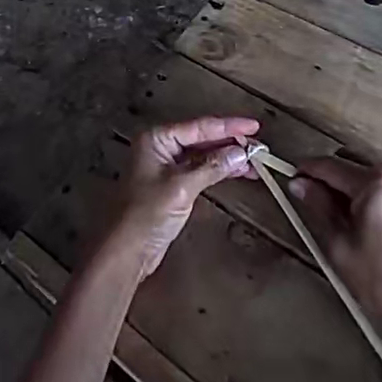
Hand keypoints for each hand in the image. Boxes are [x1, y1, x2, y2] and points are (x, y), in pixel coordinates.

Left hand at [109, 116, 258, 279]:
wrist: (123, 254)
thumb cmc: (146, 215)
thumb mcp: (182, 187)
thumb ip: (213, 166)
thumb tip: (243, 153)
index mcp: (158, 139)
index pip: (201, 126)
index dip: (230, 126)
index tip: (255, 127)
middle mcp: (162, 147)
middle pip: (204, 138)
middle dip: (231, 142)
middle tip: (258, 145)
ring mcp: (167, 166)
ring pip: (205, 154)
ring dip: (229, 157)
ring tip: (255, 161)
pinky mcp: (173, 185)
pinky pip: (202, 169)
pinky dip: (221, 170)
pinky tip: (239, 172)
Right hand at [288, 157, 381, 351]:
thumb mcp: (341, 247)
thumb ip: (319, 208)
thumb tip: (299, 184)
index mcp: (376, 183)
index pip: (332, 166)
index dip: (307, 170)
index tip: (290, 178)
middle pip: (351, 166)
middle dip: (328, 181)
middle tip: (308, 205)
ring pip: (367, 176)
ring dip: (347, 190)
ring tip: (333, 222)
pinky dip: (366, 197)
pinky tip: (358, 225)